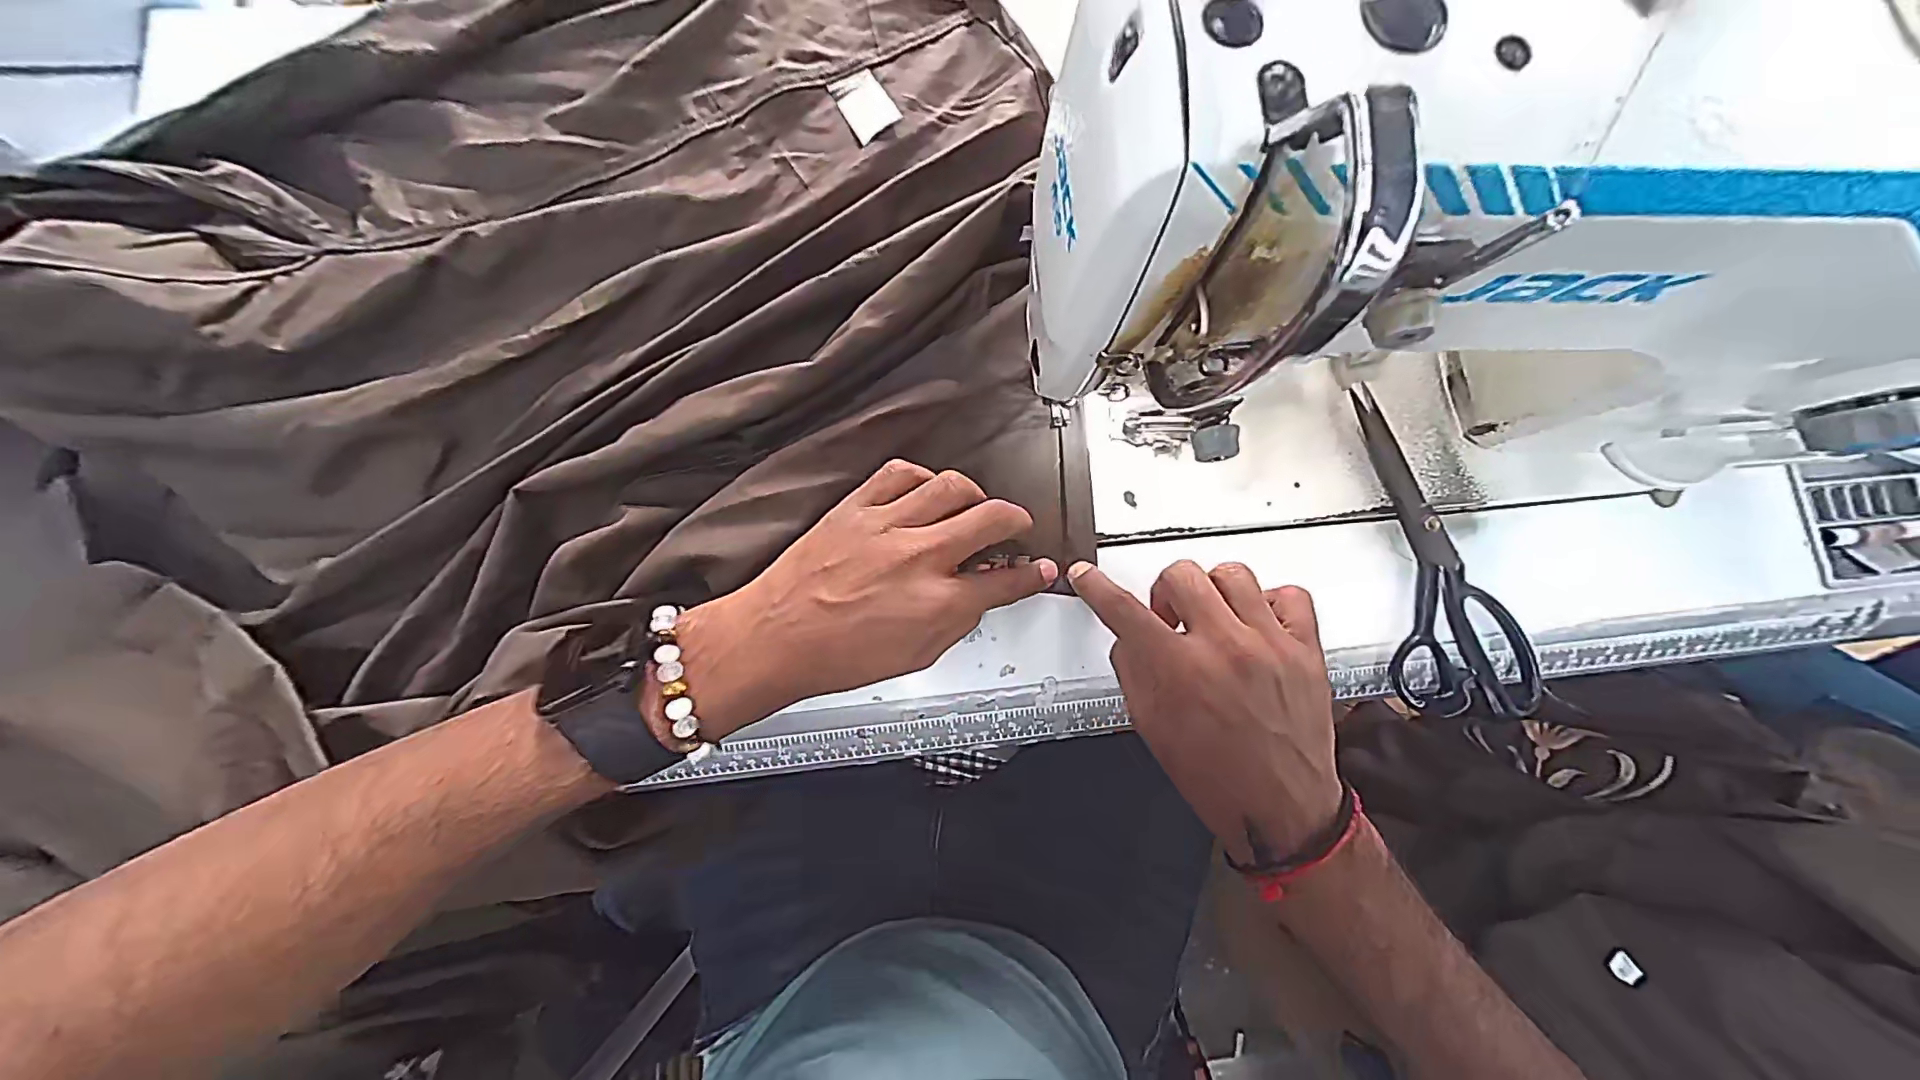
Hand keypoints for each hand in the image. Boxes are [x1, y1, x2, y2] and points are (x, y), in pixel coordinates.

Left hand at [671, 461, 1057, 737]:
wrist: (772, 639)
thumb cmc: (834, 656)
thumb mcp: (916, 655)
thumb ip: (958, 622)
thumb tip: (983, 598)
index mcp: (937, 603)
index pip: (1006, 580)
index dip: (1032, 574)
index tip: (1038, 569)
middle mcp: (917, 558)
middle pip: (991, 519)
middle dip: (1017, 520)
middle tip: (1018, 525)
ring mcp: (885, 526)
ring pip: (951, 486)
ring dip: (975, 494)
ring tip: (974, 505)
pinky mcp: (855, 508)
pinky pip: (899, 473)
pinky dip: (922, 478)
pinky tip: (925, 491)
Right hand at [1069, 560, 1340, 859]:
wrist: (1281, 808)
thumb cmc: (1219, 778)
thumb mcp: (1152, 727)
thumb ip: (1133, 673)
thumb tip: (1126, 638)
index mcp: (1179, 670)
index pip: (1122, 609)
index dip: (1096, 587)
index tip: (1089, 577)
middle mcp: (1224, 648)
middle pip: (1180, 574)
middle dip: (1163, 591)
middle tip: (1168, 616)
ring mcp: (1270, 644)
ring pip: (1232, 573)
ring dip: (1211, 590)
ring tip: (1212, 616)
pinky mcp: (1306, 650)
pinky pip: (1289, 594)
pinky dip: (1268, 599)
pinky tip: (1256, 620)